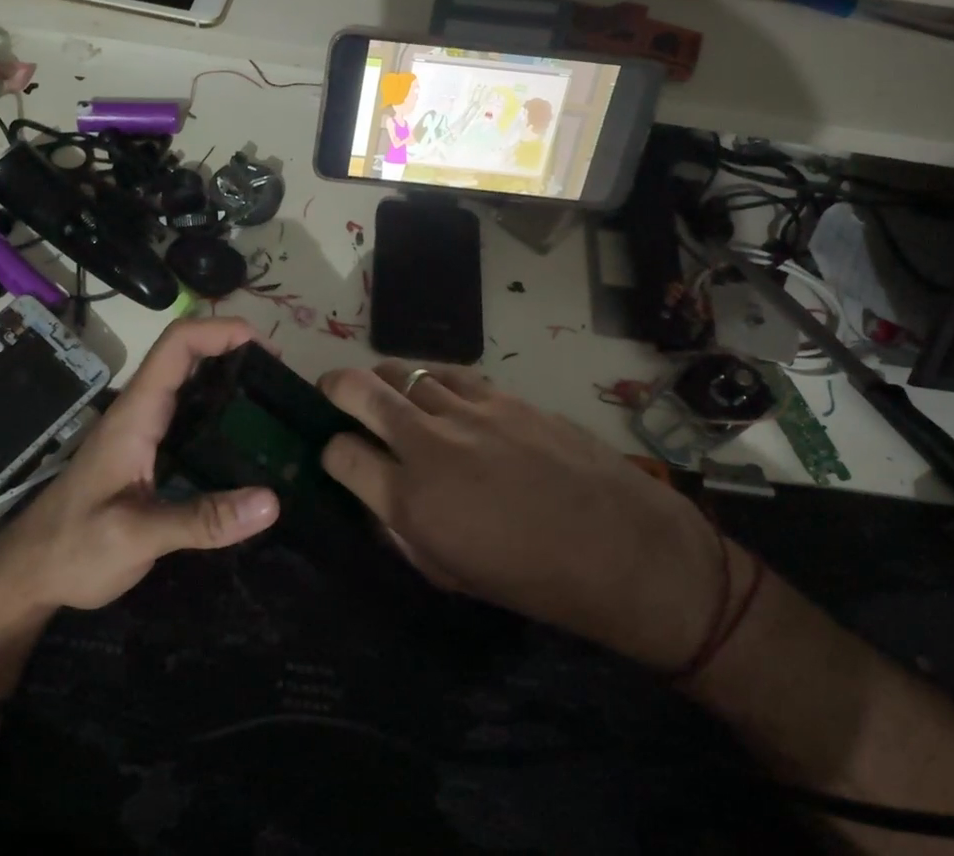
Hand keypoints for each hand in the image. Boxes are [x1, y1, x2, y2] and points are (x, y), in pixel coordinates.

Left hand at [0, 319, 280, 612]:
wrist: (30, 574)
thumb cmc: (73, 548)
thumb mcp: (136, 536)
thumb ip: (201, 520)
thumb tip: (272, 501)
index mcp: (134, 417)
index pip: (176, 346)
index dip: (220, 331)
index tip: (269, 348)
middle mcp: (139, 417)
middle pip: (187, 360)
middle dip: (235, 355)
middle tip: (284, 383)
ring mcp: (142, 438)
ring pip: (189, 391)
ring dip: (230, 387)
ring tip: (276, 410)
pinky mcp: (146, 461)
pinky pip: (189, 426)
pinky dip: (221, 422)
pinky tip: (248, 450)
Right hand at [318, 361, 733, 669]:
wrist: (624, 553)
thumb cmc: (533, 581)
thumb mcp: (449, 574)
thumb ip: (402, 532)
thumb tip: (379, 499)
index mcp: (410, 500)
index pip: (339, 454)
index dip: (330, 453)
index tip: (339, 458)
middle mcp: (428, 445)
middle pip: (357, 390)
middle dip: (333, 387)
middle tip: (331, 394)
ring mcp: (470, 413)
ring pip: (404, 372)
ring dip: (384, 381)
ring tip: (386, 392)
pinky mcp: (507, 397)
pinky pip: (452, 374)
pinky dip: (433, 381)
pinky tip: (437, 393)